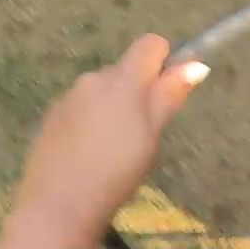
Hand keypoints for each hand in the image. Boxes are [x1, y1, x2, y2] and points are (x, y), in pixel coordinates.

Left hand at [13, 35, 206, 232]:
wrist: (59, 205)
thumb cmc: (117, 170)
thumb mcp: (152, 134)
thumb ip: (170, 95)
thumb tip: (197, 64)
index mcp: (121, 80)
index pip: (151, 44)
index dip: (166, 63)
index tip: (166, 95)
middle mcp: (92, 79)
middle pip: (127, 70)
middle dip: (140, 91)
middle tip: (143, 134)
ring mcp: (68, 98)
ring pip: (104, 91)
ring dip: (116, 108)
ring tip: (115, 150)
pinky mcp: (52, 118)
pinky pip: (83, 108)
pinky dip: (93, 122)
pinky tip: (91, 155)